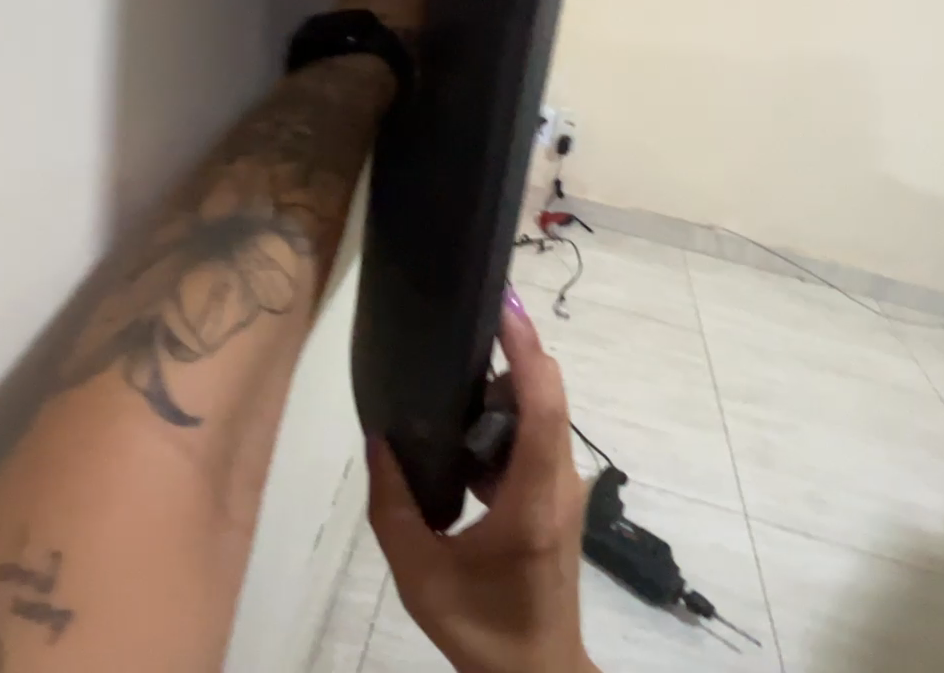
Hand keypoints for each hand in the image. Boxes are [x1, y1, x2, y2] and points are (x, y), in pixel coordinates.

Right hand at [367, 292, 598, 672]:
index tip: (505, 307)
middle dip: (512, 357)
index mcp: (532, 500)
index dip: (528, 351)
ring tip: (451, 378)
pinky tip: (461, 431)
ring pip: (541, 414)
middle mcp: (559, 482)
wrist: (536, 672)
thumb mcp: (420, 576)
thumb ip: (392, 506)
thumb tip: (379, 438)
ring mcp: (564, 487)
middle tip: (461, 334)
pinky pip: (535, 439)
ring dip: (503, 390)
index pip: (543, 408)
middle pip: (546, 398)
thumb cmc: (481, 627)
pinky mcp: (558, 495)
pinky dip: (503, 421)